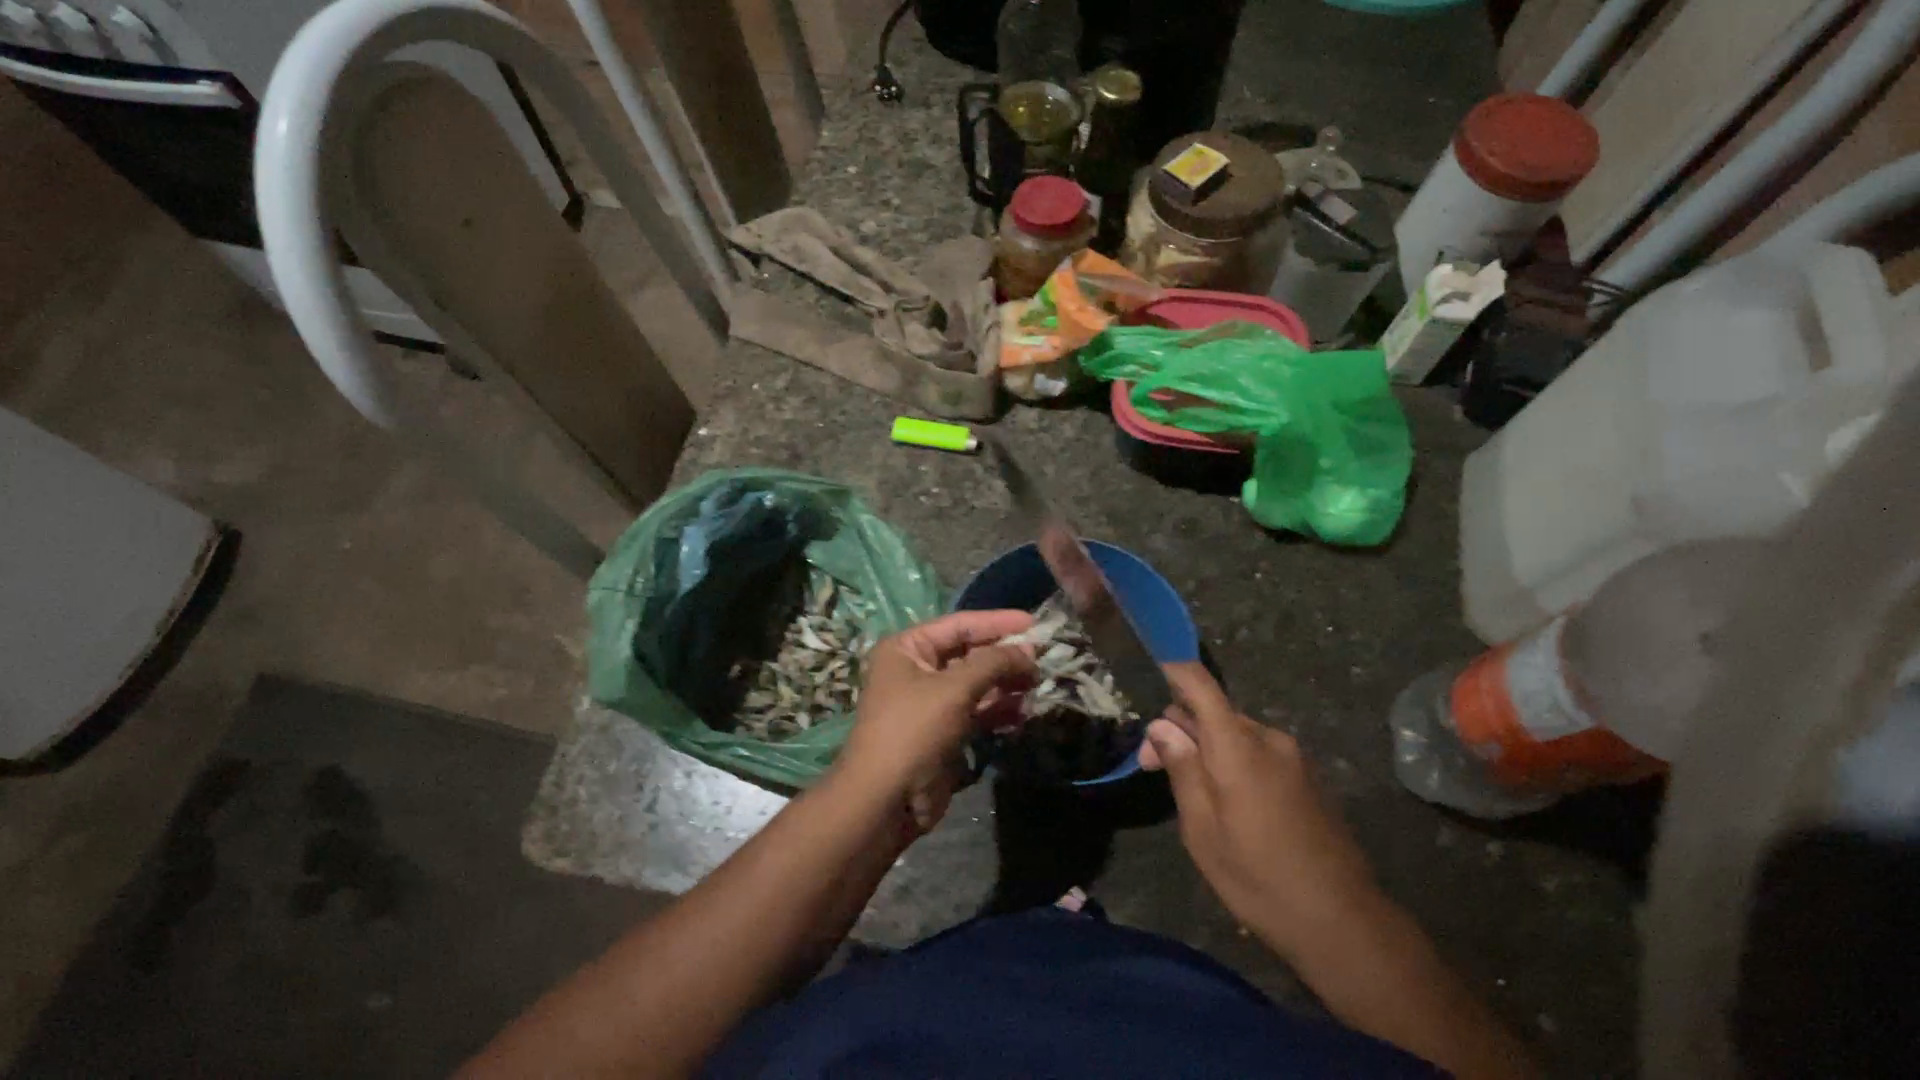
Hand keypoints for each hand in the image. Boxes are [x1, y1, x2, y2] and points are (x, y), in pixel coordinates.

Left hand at [835, 610, 1036, 831]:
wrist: (886, 799)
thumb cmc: (914, 731)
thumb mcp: (954, 689)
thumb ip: (994, 663)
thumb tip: (1029, 650)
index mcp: (907, 649)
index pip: (959, 625)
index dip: (998, 623)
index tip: (1034, 622)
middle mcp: (917, 670)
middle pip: (970, 654)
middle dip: (1006, 657)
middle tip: (1043, 659)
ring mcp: (931, 703)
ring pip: (977, 685)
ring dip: (1007, 685)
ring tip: (1038, 685)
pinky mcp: (944, 732)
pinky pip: (977, 712)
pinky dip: (1000, 710)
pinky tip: (1024, 712)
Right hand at [1138, 663, 1379, 957]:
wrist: (1342, 919)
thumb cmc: (1258, 877)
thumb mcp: (1202, 829)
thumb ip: (1182, 769)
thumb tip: (1163, 726)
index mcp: (1239, 746)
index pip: (1199, 685)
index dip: (1172, 669)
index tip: (1146, 662)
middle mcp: (1269, 738)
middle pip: (1213, 713)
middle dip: (1180, 730)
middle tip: (1151, 768)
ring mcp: (1294, 757)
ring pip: (1235, 734)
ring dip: (1207, 749)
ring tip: (1191, 795)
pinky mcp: (1308, 777)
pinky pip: (1258, 753)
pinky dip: (1234, 763)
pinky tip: (1228, 804)